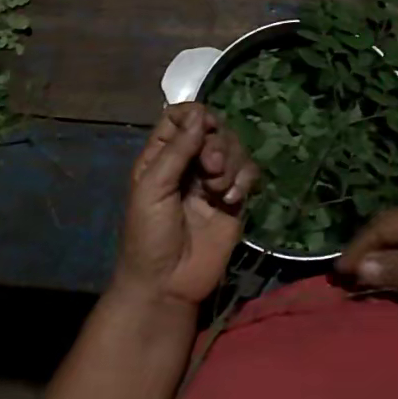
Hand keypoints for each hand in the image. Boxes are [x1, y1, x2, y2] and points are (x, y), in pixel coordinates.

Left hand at [115, 103, 258, 306]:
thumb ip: (176, 151)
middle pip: (214, 129)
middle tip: (211, 167)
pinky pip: (249, 173)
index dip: (195, 116)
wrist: (167, 283)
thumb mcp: (153, 188)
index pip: (181, 117)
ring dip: (231, 163)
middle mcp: (189, 163)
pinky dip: (245, 179)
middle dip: (217, 143)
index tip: (202, 127)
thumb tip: (199, 115)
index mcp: (161, 155)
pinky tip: (232, 199)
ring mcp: (213, 181)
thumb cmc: (148, 235)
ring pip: (234, 148)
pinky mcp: (234, 200)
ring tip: (218, 191)